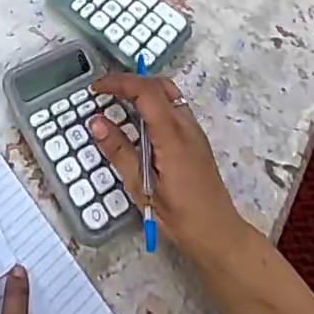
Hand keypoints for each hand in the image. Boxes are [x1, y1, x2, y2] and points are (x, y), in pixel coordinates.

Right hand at [87, 74, 252, 263]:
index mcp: (172, 134)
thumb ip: (119, 151)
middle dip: (129, 81)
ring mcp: (193, 129)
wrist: (217, 233)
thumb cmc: (179, 214)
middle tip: (105, 92)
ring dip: (142, 89)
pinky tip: (139, 120)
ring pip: (168, 92)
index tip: (96, 88)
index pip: (145, 91)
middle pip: (158, 84)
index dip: (118, 83)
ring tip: (119, 101)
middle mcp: (185, 124)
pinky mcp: (195, 137)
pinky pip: (173, 105)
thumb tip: (96, 122)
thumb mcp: (142, 187)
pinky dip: (153, 101)